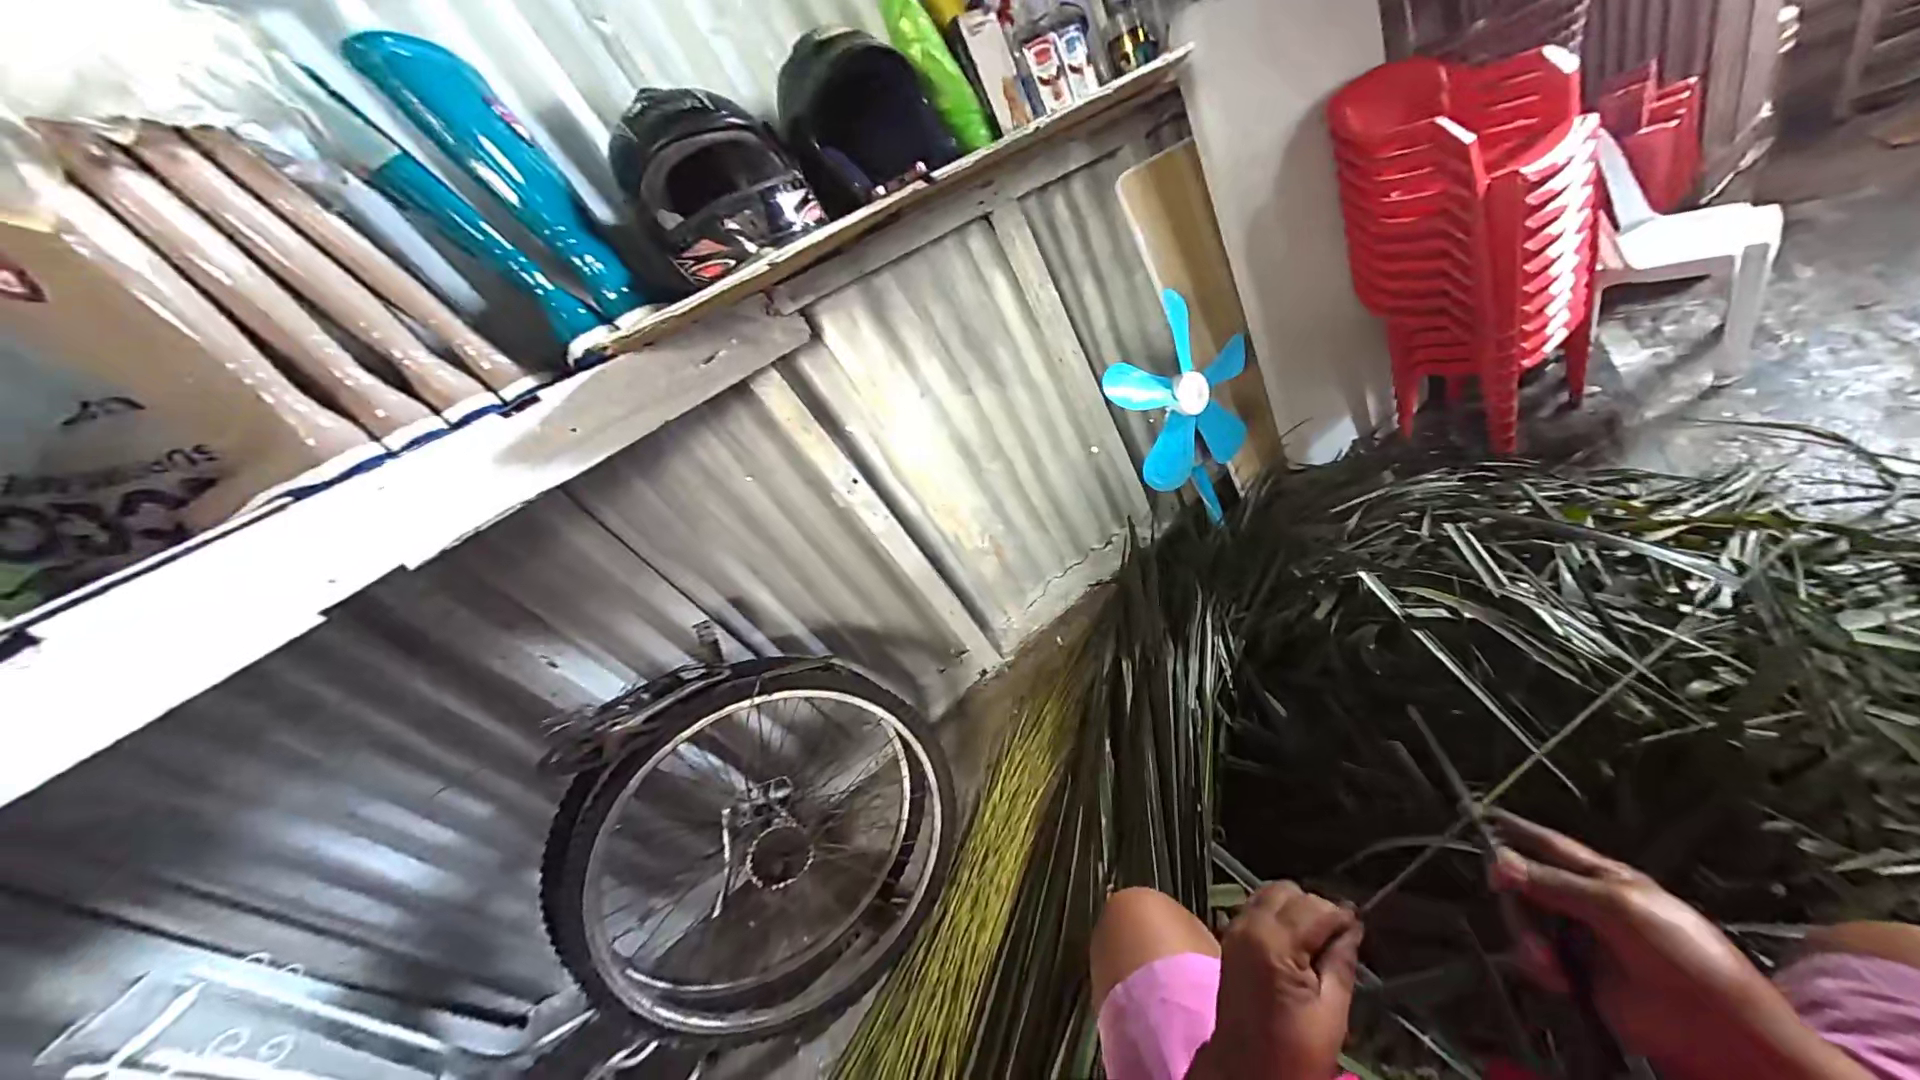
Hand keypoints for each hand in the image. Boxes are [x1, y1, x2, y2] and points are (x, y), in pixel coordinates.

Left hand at [1190, 882, 1362, 1079]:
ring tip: (1319, 941)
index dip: (1341, 916)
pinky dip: (1277, 914)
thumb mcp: (1332, 1012)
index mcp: (1274, 942)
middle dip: (1316, 907)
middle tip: (1339, 938)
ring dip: (1296, 908)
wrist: (1245, 1070)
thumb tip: (1352, 928)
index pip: (1314, 907)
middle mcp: (1249, 925)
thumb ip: (1340, 962)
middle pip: (1288, 892)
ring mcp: (1235, 928)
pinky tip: (1296, 941)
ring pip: (1270, 894)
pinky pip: (1256, 908)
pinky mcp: (1230, 937)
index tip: (1360, 928)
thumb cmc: (1295, 1051)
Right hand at [1488, 811, 1871, 1079]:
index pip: (1546, 843)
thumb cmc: (1684, 957)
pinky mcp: (1575, 975)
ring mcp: (1578, 939)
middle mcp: (1583, 903)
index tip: (1475, 815)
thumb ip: (1553, 883)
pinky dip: (1536, 965)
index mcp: (1601, 877)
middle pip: (1523, 883)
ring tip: (1549, 965)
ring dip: (1527, 938)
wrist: (1724, 1038)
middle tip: (1515, 911)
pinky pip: (1533, 958)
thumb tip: (1494, 861)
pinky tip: (1555, 978)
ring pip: (1523, 921)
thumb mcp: (1618, 908)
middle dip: (1516, 899)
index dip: (1513, 829)